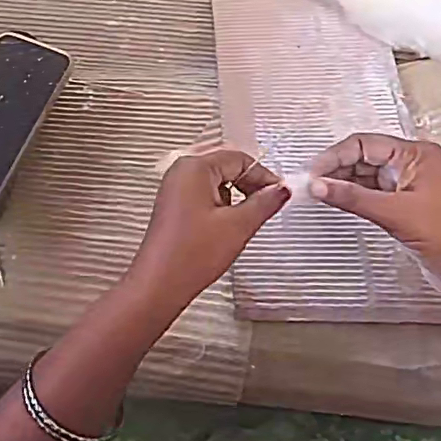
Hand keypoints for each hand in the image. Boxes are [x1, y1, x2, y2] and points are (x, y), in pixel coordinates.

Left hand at [126, 148, 288, 308]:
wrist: (160, 282)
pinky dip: (221, 204)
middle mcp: (180, 172)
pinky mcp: (174, 204)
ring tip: (247, 217)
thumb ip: (264, 203)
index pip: (239, 158)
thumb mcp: (238, 225)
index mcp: (194, 168)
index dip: (264, 176)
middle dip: (250, 184)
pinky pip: (204, 194)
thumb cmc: (188, 255)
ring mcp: (174, 188)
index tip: (278, 192)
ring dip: (236, 195)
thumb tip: (279, 190)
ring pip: (216, 181)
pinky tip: (227, 225)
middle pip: (227, 166)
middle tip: (268, 203)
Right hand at [306, 134, 440, 294]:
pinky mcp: (408, 209)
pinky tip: (339, 203)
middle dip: (336, 169)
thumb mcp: (397, 213)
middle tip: (312, 184)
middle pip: (363, 158)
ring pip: (366, 177)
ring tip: (320, 194)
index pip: (364, 144)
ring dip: (343, 185)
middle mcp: (414, 167)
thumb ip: (353, 197)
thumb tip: (319, 185)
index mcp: (418, 155)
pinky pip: (373, 195)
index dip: (335, 157)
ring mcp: (411, 188)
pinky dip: (355, 198)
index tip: (313, 173)